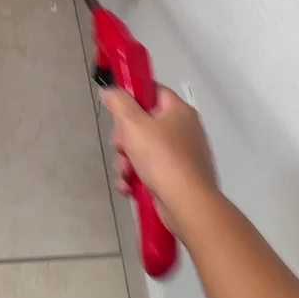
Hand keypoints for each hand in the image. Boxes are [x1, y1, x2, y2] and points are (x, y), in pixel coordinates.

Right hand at [99, 85, 217, 235]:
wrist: (188, 206)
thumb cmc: (161, 157)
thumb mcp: (133, 123)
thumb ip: (118, 102)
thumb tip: (110, 91)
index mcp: (179, 111)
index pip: (153, 91)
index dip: (133, 97)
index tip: (118, 111)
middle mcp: (185, 131)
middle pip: (145, 124)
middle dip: (125, 138)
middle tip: (119, 147)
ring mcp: (184, 158)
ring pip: (145, 150)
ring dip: (128, 161)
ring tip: (125, 173)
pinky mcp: (180, 181)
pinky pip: (153, 171)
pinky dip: (138, 178)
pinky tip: (128, 187)